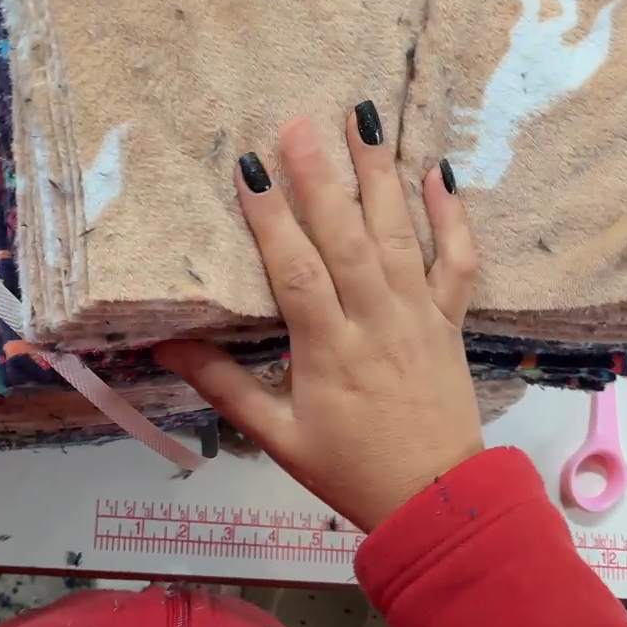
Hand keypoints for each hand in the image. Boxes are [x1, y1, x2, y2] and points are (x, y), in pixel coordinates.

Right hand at [154, 106, 483, 531]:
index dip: (270, 220)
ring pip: (400, 237)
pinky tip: (440, 172)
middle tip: (299, 124)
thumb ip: (223, 387)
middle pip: (347, 240)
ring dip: (380, 177)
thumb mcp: (278, 438)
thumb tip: (167, 346)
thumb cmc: (350, 469)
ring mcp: (420, 316)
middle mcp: (377, 322)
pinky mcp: (450, 320)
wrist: (439, 503)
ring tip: (364, 123)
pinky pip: (458, 263)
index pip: (296, 273)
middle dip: (320, 179)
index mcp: (330, 351)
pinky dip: (453, 218)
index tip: (250, 168)